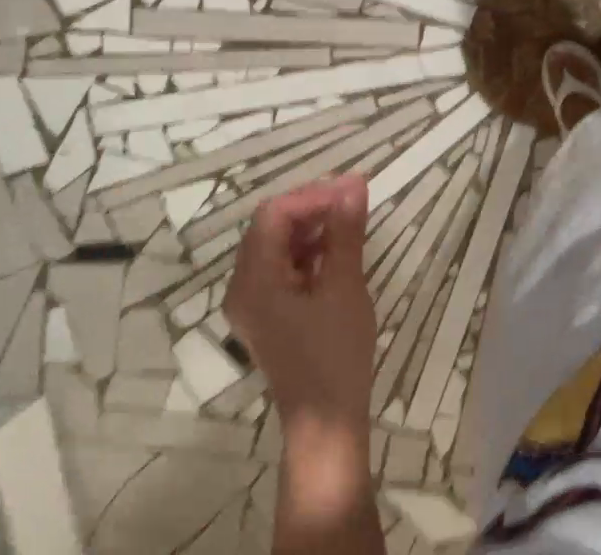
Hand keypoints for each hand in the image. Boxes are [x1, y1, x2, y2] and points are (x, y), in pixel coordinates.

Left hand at [223, 175, 376, 429]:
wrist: (326, 416)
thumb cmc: (335, 351)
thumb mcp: (345, 286)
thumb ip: (346, 233)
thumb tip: (354, 184)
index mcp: (253, 280)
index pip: (273, 215)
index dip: (313, 195)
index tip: (355, 189)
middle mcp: (243, 286)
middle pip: (270, 228)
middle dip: (313, 206)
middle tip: (357, 198)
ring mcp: (254, 301)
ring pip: (278, 246)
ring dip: (314, 226)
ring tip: (354, 218)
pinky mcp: (271, 313)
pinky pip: (284, 267)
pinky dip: (311, 250)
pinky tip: (341, 249)